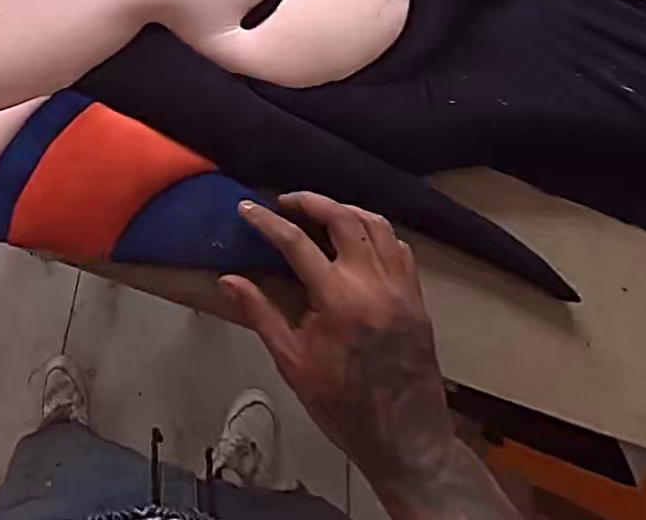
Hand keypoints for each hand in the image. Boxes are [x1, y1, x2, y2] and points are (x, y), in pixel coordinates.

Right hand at [221, 193, 513, 519]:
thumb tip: (227, 280)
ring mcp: (401, 290)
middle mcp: (373, 285)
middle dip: (310, 201)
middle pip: (343, 218)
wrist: (407, 444)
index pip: (295, 242)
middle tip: (285, 202)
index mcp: (339, 300)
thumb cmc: (342, 405)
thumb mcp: (292, 361)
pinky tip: (356, 239)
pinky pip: (399, 248)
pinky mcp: (417, 300)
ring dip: (344, 210)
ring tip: (319, 212)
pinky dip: (376, 232)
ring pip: (376, 225)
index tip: (247, 208)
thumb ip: (259, 313)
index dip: (266, 220)